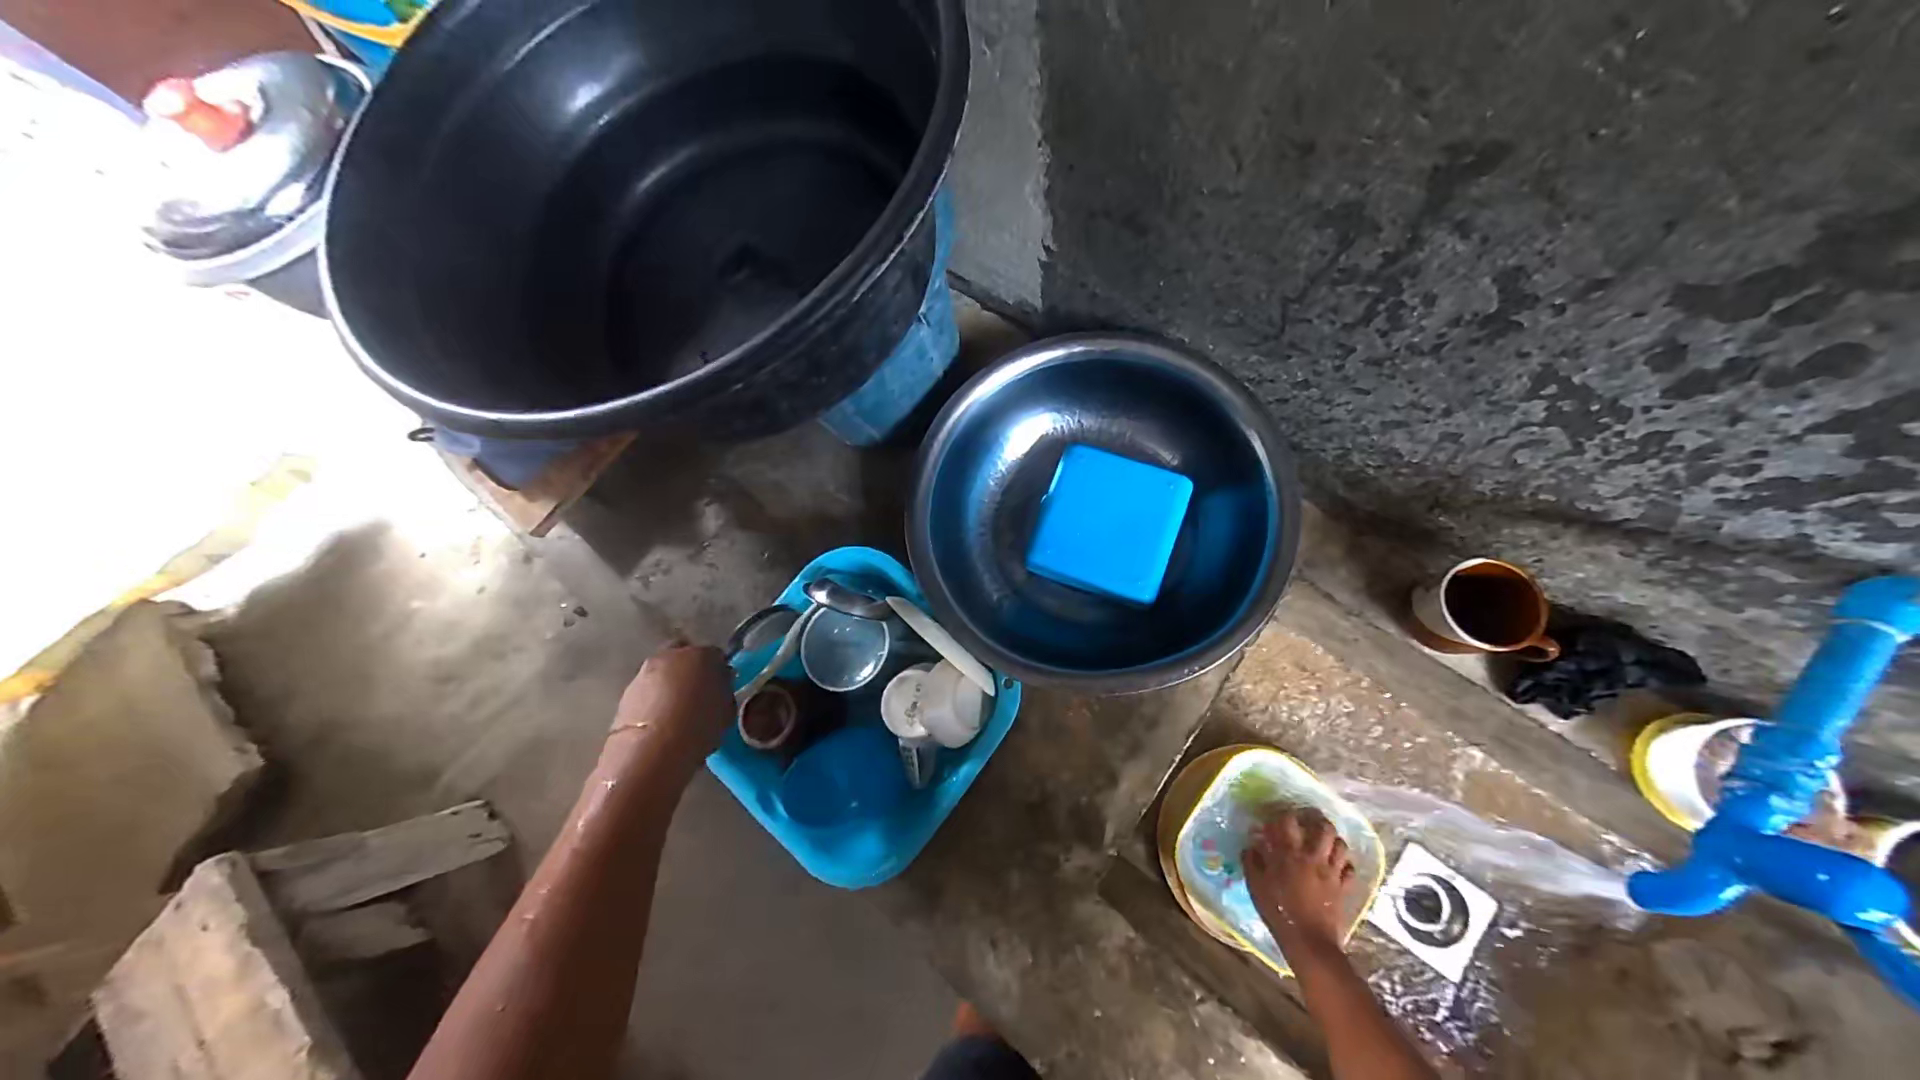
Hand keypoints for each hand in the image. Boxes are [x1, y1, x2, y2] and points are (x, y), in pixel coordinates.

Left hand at [610, 644, 733, 769]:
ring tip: (676, 712)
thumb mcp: (726, 711)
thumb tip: (718, 687)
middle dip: (689, 669)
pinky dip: (652, 700)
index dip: (718, 671)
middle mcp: (672, 655)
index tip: (720, 687)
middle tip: (696, 693)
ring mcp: (645, 672)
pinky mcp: (625, 692)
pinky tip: (659, 721)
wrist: (652, 750)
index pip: (715, 655)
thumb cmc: (699, 727)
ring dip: (668, 684)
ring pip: (662, 672)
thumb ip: (723, 691)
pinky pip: (646, 691)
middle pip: (684, 655)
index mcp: (703, 655)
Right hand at [1243, 808, 1354, 952]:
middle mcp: (1313, 857)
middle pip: (1324, 828)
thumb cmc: (1278, 911)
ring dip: (1333, 840)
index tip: (1277, 820)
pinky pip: (1349, 869)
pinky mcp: (1343, 888)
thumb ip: (1252, 861)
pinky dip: (1344, 863)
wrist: (1308, 941)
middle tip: (1308, 824)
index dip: (1284, 816)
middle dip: (1317, 821)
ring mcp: (1332, 872)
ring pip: (1341, 845)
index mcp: (1289, 854)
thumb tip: (1251, 845)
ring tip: (1323, 843)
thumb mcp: (1256, 886)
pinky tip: (1335, 866)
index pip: (1288, 821)